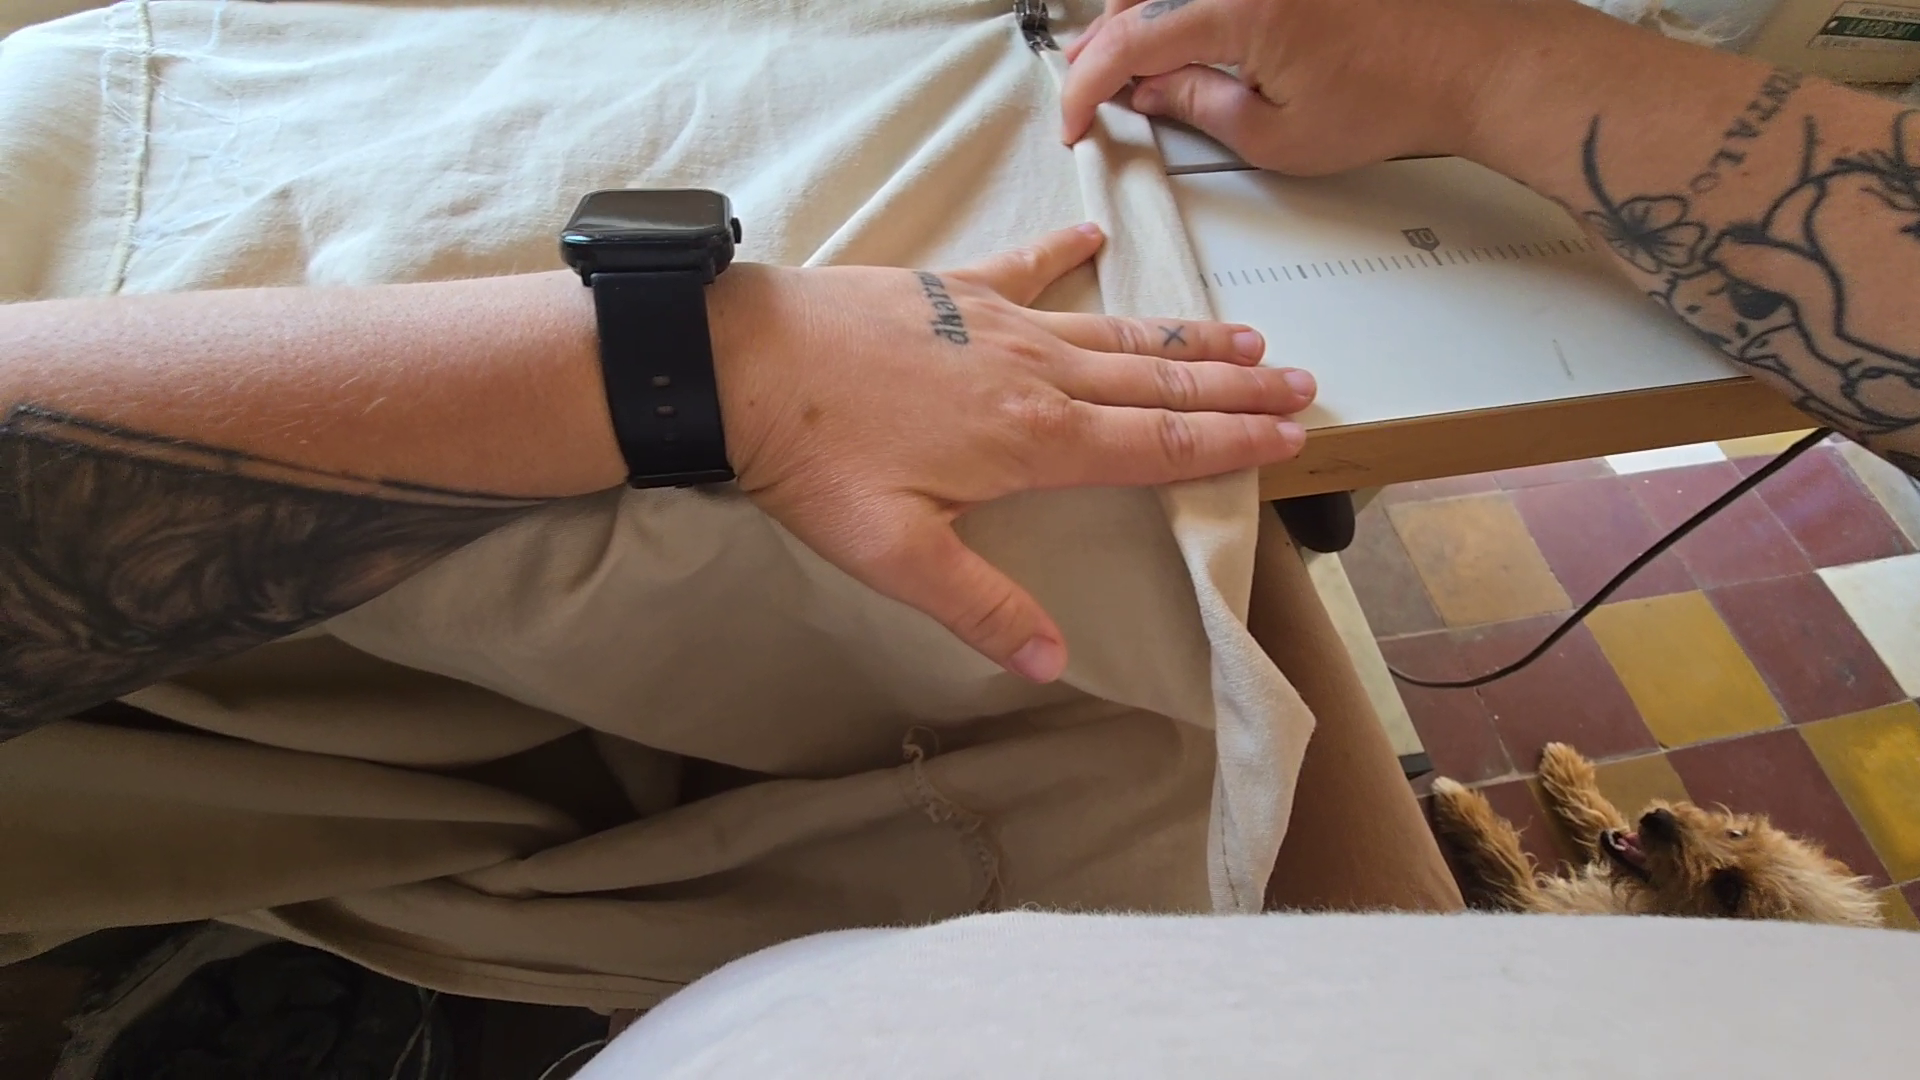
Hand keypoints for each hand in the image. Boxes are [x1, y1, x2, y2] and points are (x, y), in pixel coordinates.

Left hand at [708, 224, 1315, 682]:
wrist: (744, 364)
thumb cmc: (817, 462)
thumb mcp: (895, 555)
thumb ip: (979, 605)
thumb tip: (1050, 662)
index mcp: (1031, 441)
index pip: (1155, 444)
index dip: (1226, 442)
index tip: (1288, 435)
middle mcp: (1032, 374)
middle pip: (1155, 380)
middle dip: (1232, 385)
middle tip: (1298, 379)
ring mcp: (993, 322)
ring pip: (1112, 330)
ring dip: (1181, 334)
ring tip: (1243, 333)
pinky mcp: (949, 290)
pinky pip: (1023, 267)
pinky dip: (1063, 253)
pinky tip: (1094, 235)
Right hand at [1061, 0, 1543, 174]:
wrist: (1474, 62)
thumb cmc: (1388, 100)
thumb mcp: (1269, 134)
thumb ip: (1193, 103)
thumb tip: (1144, 91)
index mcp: (1244, 5)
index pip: (1132, 41)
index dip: (1089, 87)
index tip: (1072, 120)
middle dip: (1102, 45)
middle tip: (1085, 88)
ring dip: (1136, 15)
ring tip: (1117, 59)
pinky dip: (1179, 2)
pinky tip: (1172, 26)